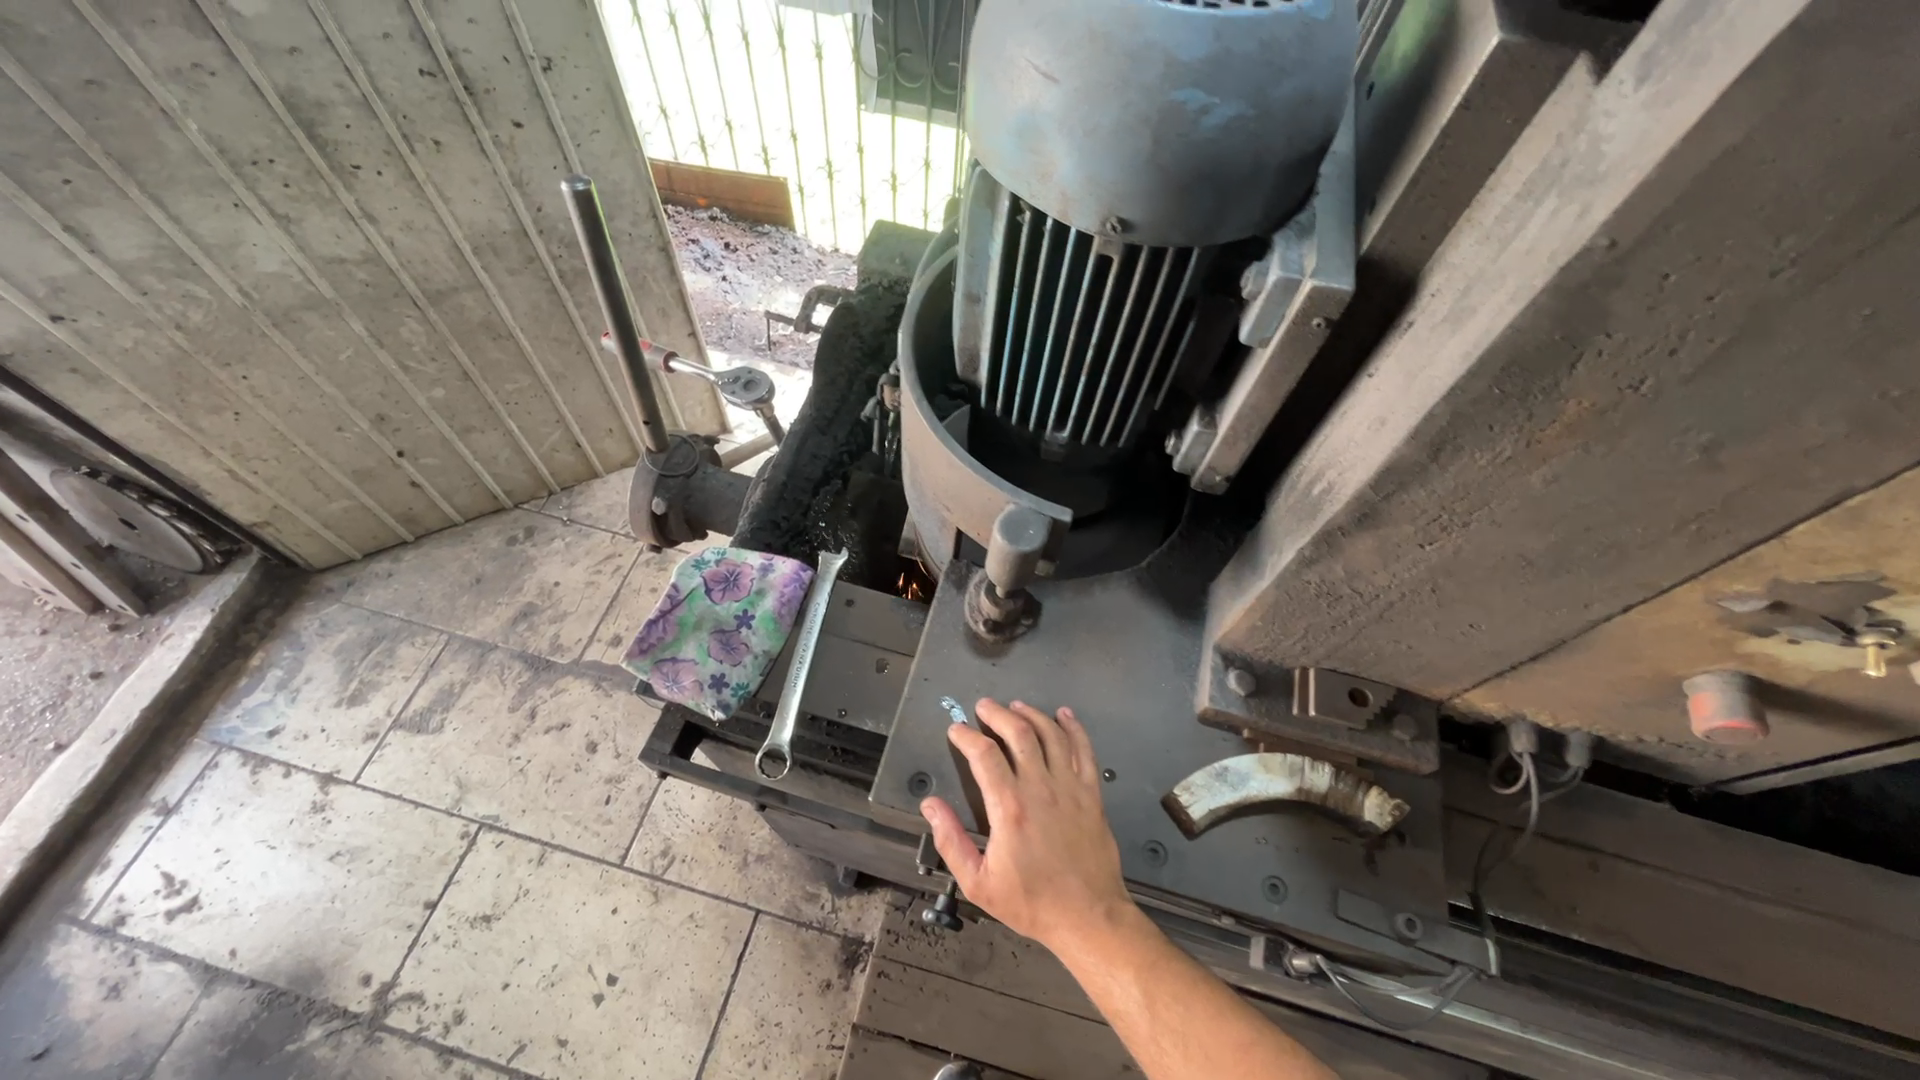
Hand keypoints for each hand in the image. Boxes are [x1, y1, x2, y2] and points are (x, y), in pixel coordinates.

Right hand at [920, 699, 1134, 956]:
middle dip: (998, 714)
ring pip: (1051, 735)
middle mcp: (1041, 789)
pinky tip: (1064, 716)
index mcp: (1009, 808)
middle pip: (1019, 734)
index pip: (983, 755)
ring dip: (1032, 715)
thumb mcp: (978, 883)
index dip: (966, 736)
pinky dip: (1074, 728)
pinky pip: (1083, 751)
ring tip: (1016, 706)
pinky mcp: (1091, 794)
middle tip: (984, 706)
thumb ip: (951, 840)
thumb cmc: (1031, 902)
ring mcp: (1070, 788)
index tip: (956, 730)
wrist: (1088, 916)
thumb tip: (930, 805)